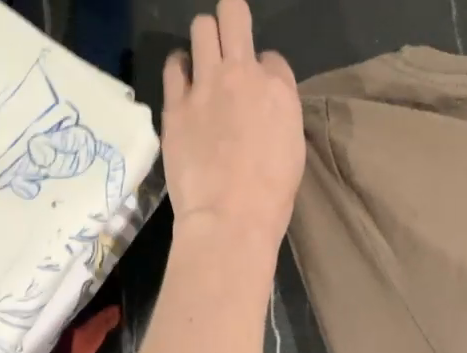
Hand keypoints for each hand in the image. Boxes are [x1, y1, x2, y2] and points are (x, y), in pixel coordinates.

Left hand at [161, 0, 304, 250]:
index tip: (261, 92)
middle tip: (229, 48)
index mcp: (279, 91)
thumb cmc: (272, 198)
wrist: (231, 218)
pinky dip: (180, 70)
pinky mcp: (175, 103)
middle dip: (231, 24)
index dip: (266, 72)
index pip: (272, 58)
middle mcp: (242, 75)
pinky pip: (174, 65)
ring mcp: (205, 85)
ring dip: (204, 41)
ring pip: (201, 28)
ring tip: (204, 65)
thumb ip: (279, 117)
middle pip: (232, 16)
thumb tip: (266, 109)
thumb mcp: (292, 152)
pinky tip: (184, 86)